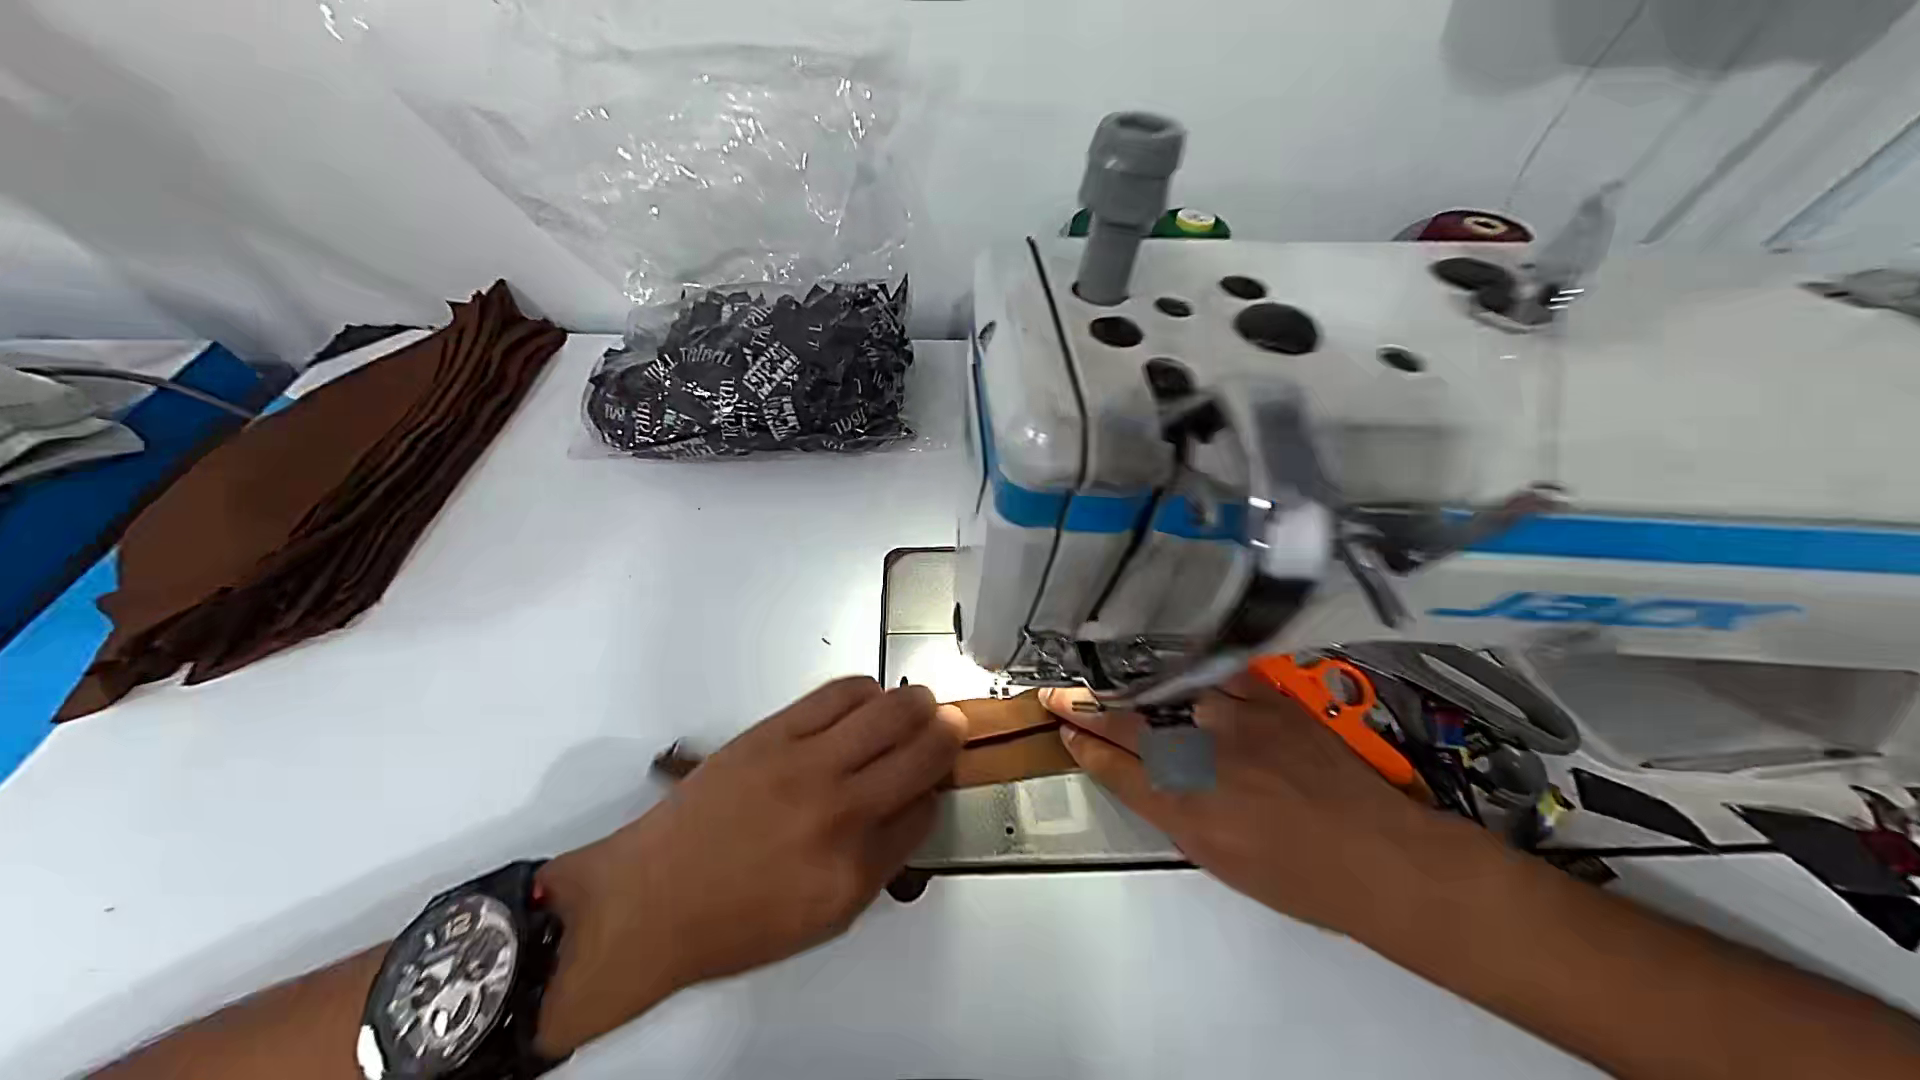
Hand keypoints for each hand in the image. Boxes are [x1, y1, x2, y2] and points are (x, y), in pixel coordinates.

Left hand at [533, 678, 964, 1054]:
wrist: (651, 900)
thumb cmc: (736, 920)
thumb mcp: (824, 917)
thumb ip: (878, 862)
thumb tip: (909, 809)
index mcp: (857, 869)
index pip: (925, 812)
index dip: (937, 790)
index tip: (936, 780)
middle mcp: (842, 811)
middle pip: (923, 752)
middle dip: (948, 734)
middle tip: (951, 724)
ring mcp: (807, 764)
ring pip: (891, 712)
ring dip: (917, 703)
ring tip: (920, 704)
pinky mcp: (775, 732)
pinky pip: (840, 693)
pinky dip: (867, 690)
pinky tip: (870, 698)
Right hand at [1042, 673, 1496, 942]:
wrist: (1382, 857)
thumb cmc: (1296, 876)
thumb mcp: (1217, 858)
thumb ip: (1168, 810)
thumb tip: (1136, 775)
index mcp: (1183, 806)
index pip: (1114, 765)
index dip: (1082, 745)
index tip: (1062, 730)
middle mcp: (1201, 757)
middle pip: (1127, 723)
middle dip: (1083, 707)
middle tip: (1055, 694)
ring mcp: (1235, 721)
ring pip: (1164, 691)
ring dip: (1125, 682)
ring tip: (1099, 672)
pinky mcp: (1268, 699)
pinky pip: (1214, 672)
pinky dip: (1183, 666)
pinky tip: (1164, 658)